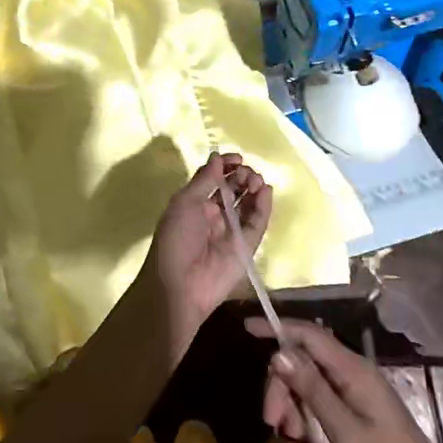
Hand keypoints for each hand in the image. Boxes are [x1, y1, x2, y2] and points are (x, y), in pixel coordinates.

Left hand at [145, 152, 271, 358]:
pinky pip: (258, 223)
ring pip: (248, 205)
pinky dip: (264, 207)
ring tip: (257, 181)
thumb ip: (205, 179)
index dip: (227, 167)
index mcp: (196, 205)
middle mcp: (215, 216)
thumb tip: (218, 156)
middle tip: (247, 173)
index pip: (215, 180)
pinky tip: (265, 192)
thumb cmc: (176, 239)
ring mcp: (232, 232)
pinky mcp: (247, 246)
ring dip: (254, 189)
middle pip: (234, 191)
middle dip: (242, 177)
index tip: (238, 158)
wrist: (181, 285)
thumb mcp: (185, 203)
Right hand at [248, 317, 442, 442]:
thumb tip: (279, 352)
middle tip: (271, 421)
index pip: (310, 333)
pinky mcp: (356, 403)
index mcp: (353, 368)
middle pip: (305, 358)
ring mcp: (355, 386)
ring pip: (309, 378)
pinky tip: (301, 437)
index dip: (278, 326)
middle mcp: (353, 369)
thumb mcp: (343, 429)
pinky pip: (321, 395)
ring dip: (292, 402)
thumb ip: (312, 389)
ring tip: (289, 436)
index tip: (247, 327)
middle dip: (282, 384)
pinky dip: (305, 411)